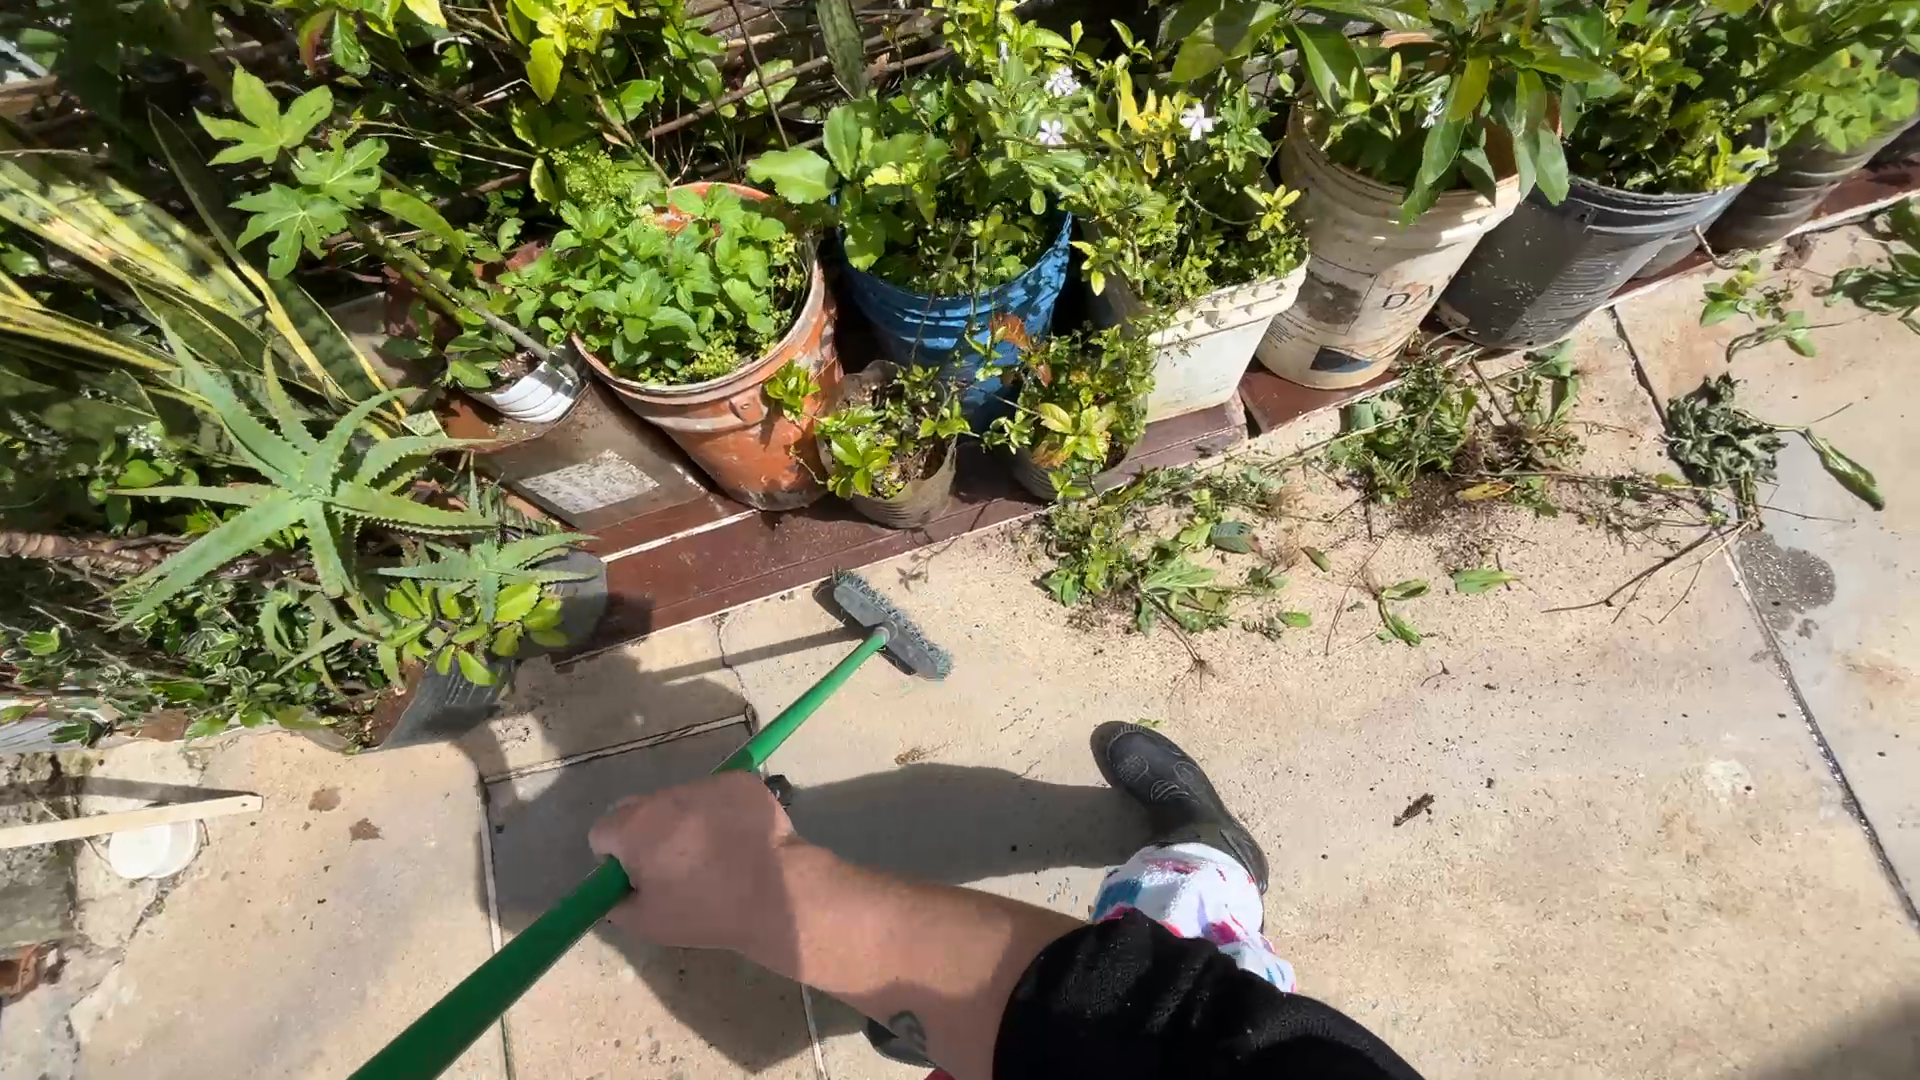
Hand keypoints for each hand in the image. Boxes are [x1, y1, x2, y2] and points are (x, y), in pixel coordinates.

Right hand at [588, 771, 803, 953]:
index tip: (636, 873)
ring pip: (681, 798)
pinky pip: (718, 793)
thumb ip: (616, 900)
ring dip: (685, 818)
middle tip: (672, 862)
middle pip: (640, 807)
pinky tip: (738, 836)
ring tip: (714, 850)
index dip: (614, 854)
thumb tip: (615, 886)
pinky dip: (721, 810)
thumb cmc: (706, 910)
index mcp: (635, 827)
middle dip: (645, 831)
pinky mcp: (742, 780)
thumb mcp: (645, 921)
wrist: (775, 890)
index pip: (603, 829)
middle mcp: (668, 795)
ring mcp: (709, 783)